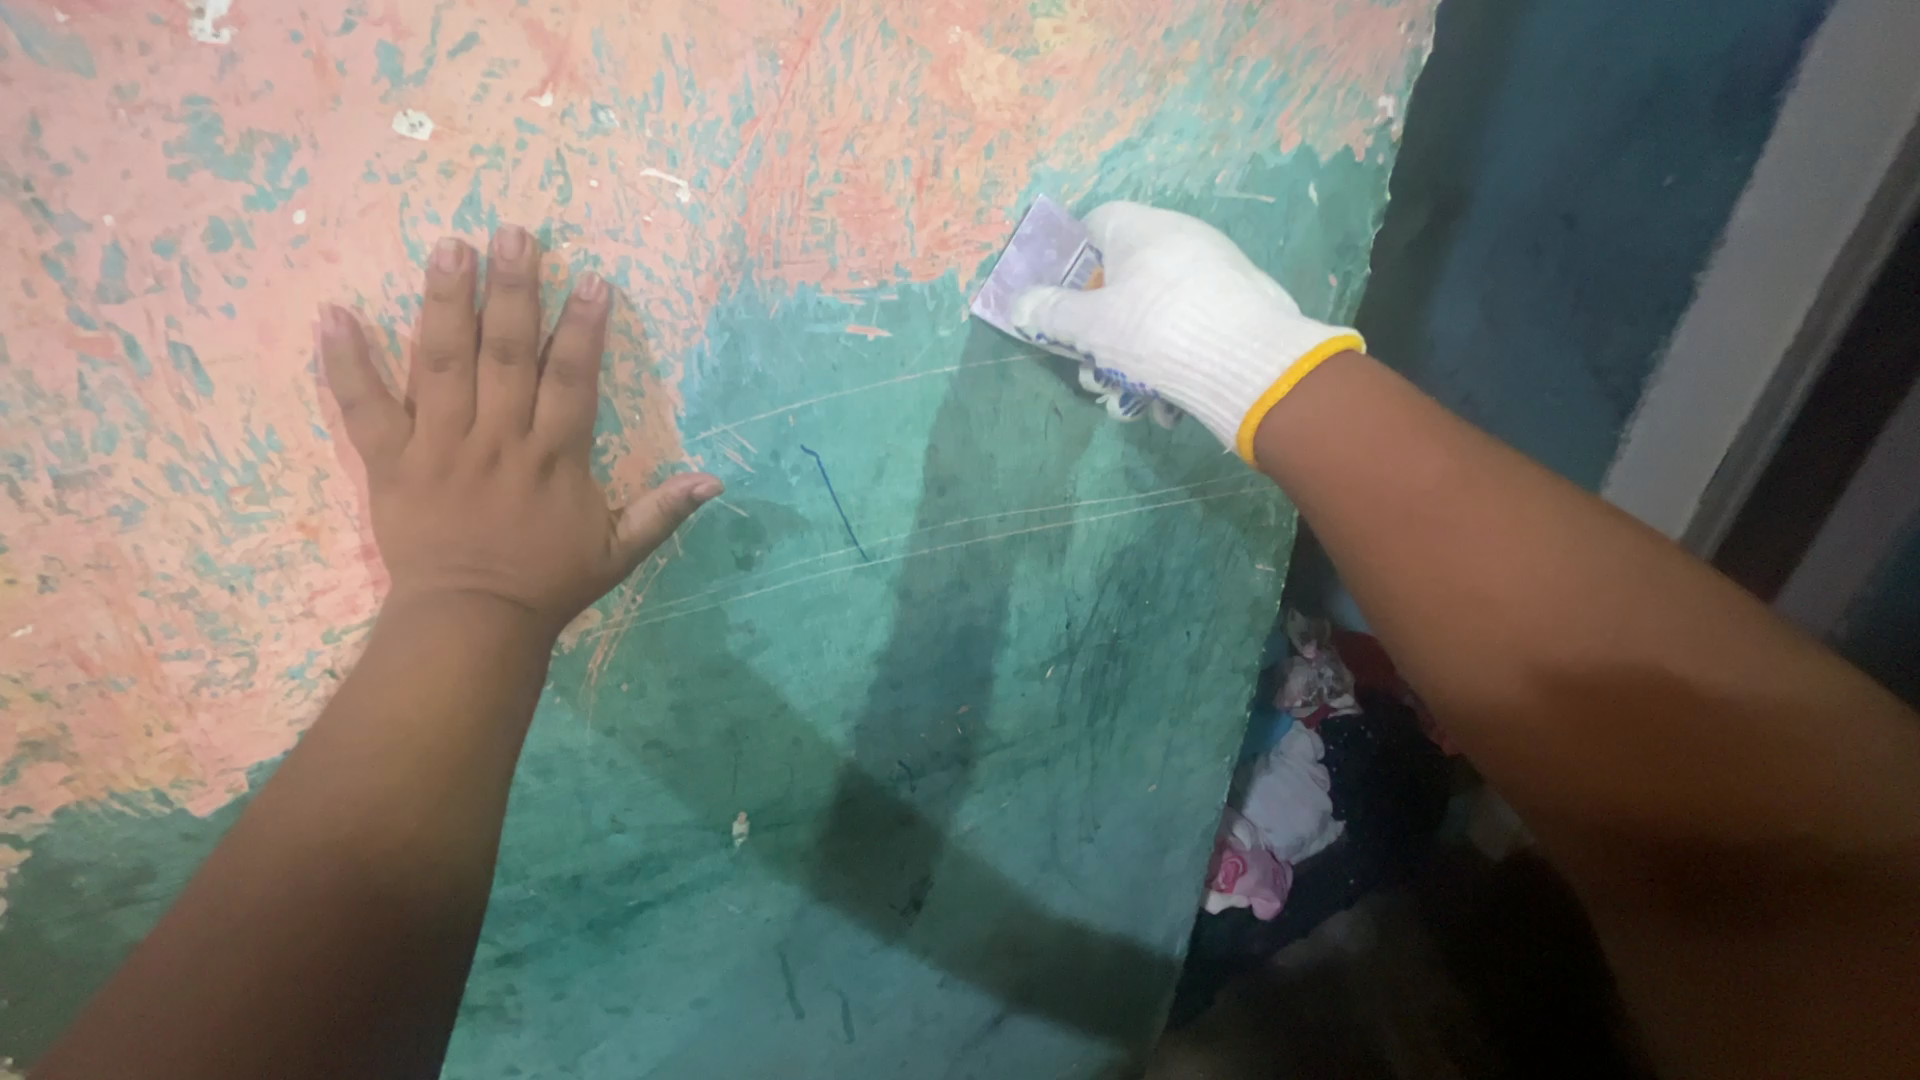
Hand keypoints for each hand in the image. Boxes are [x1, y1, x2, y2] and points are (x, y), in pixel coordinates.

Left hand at [317, 224, 720, 637]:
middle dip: (513, 291)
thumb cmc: (551, 583)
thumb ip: (665, 511)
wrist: (472, 622)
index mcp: (555, 457)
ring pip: (441, 364)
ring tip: (448, 247)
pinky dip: (346, 362)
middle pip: (507, 353)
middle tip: (513, 233)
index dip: (584, 328)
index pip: (573, 379)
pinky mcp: (391, 462)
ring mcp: (440, 447)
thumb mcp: (621, 552)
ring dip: (445, 303)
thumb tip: (716, 481)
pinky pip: (363, 408)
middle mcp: (499, 440)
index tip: (591, 281)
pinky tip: (335, 313)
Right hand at [1010, 202, 1362, 463]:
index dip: (1071, 261)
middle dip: (1101, 331)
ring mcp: (1216, 275)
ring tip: (1128, 400)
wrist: (1250, 365)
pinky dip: (1170, 365)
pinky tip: (1166, 403)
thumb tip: (1019, 304)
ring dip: (1132, 361)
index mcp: (1143, 229)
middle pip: (1124, 280)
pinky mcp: (1239, 310)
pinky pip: (1188, 332)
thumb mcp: (1090, 327)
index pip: (1096, 223)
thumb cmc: (1156, 332)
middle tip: (1093, 369)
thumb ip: (1050, 314)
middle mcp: (1182, 241)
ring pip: (1154, 316)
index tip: (1061, 302)